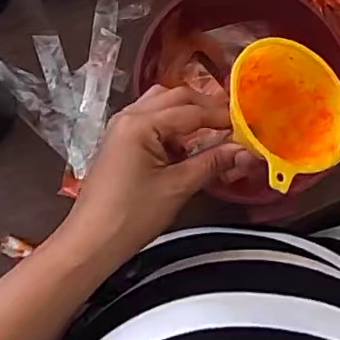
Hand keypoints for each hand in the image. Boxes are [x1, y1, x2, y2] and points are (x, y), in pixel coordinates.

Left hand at [53, 86, 256, 265]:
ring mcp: (121, 126)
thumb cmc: (131, 215)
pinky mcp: (120, 140)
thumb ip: (212, 163)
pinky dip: (173, 124)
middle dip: (206, 108)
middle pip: (176, 98)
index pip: (191, 111)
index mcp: (141, 123)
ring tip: (214, 129)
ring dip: (189, 112)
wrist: (90, 241)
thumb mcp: (177, 188)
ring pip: (162, 104)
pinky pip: (151, 119)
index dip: (222, 116)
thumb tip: (246, 151)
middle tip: (234, 123)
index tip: (249, 124)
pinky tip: (188, 142)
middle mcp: (129, 116)